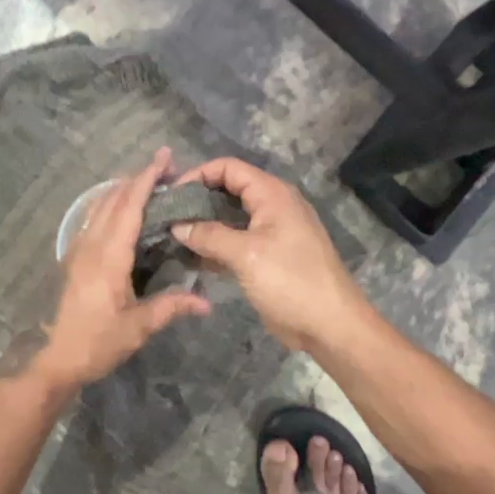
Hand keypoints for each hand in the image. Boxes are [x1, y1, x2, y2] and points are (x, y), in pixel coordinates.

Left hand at [0, 148, 211, 392]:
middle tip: (165, 169)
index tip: (164, 157)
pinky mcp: (72, 260)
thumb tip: (207, 302)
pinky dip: (110, 206)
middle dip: (137, 179)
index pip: (129, 206)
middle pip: (113, 199)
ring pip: (100, 208)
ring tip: (147, 185)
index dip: (146, 178)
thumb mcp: (138, 328)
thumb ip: (172, 307)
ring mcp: (77, 251)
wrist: (50, 360)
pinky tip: (121, 213)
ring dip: (122, 191)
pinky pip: (93, 221)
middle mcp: (90, 245)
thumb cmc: (95, 343)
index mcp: (108, 256)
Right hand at [170, 158, 367, 351]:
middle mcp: (272, 207)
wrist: (330, 325)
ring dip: (203, 226)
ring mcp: (271, 233)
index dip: (197, 175)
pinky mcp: (268, 258)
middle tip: (164, 216)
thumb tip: (177, 226)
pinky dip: (215, 247)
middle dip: (196, 200)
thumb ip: (209, 236)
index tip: (170, 195)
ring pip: (230, 219)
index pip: (228, 168)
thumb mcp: (246, 255)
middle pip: (228, 191)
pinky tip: (190, 258)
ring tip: (170, 236)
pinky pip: (236, 243)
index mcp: (272, 194)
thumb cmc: (291, 282)